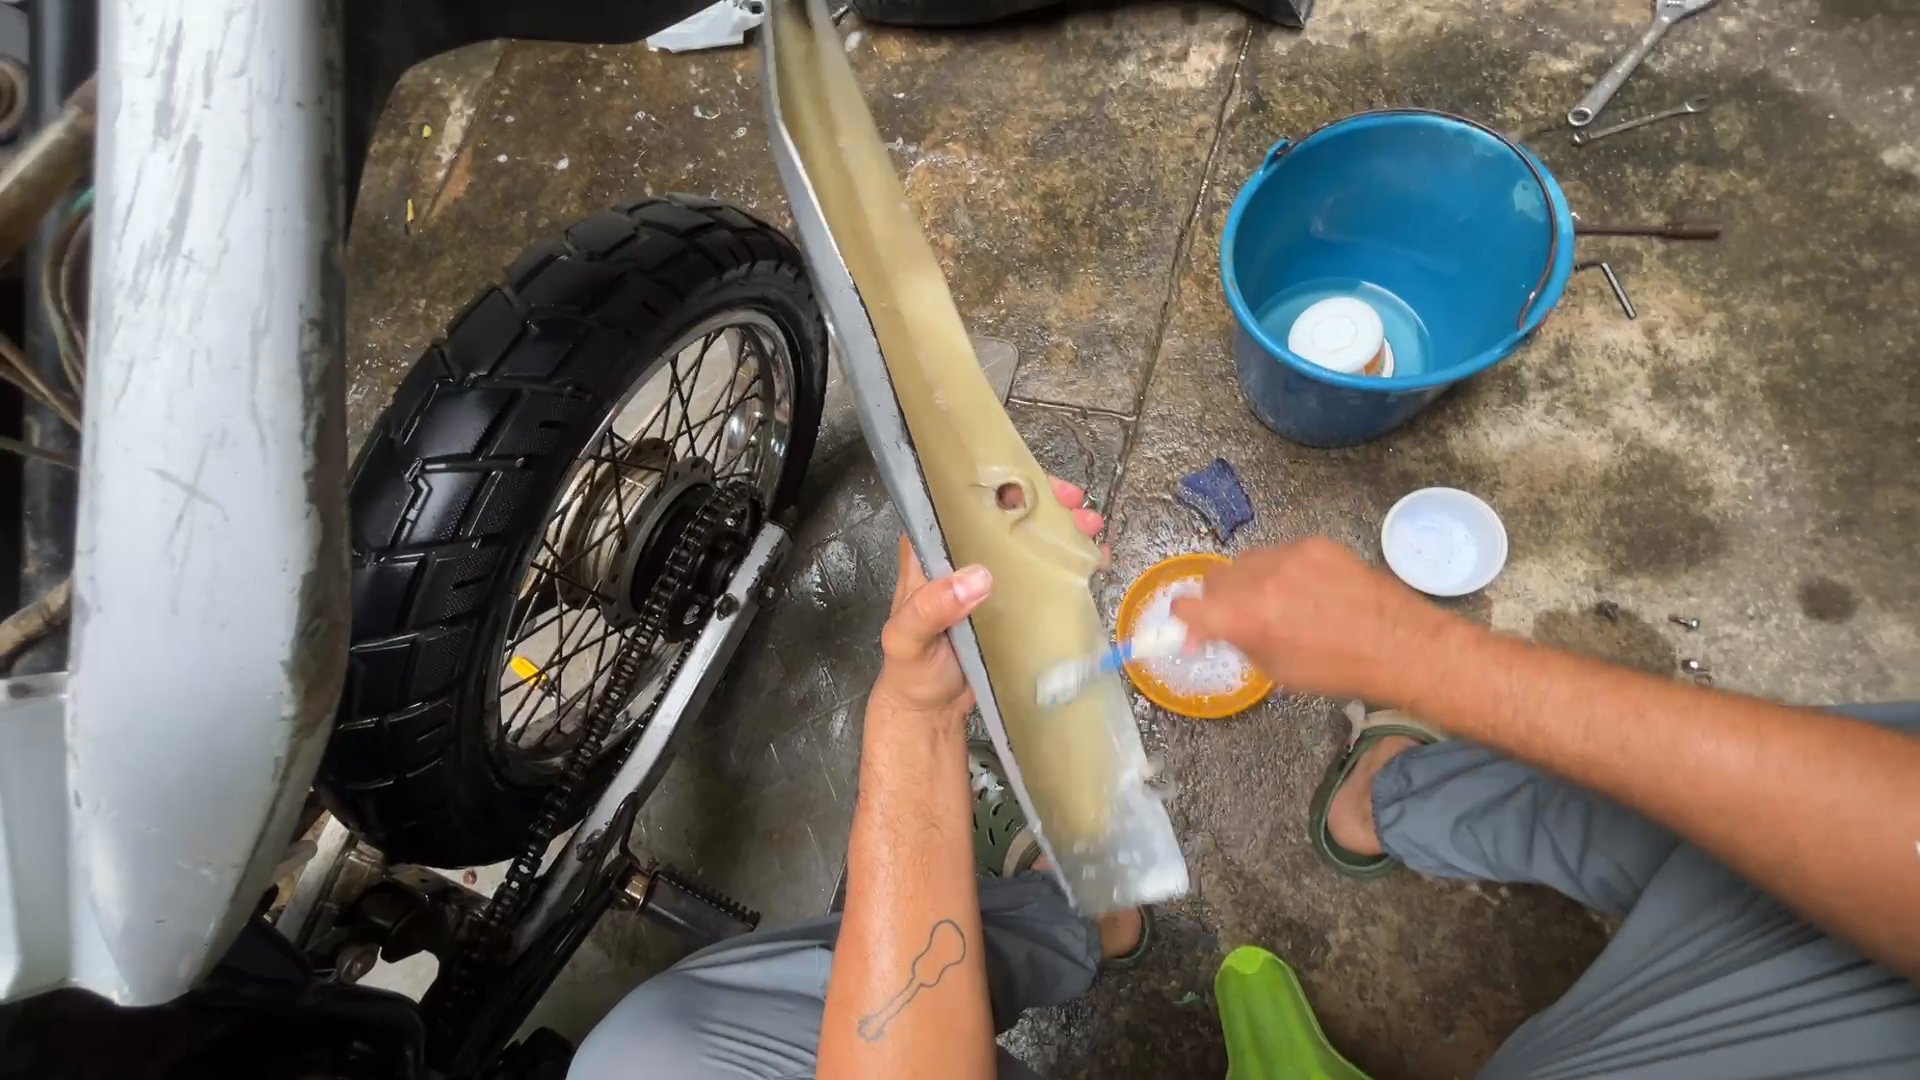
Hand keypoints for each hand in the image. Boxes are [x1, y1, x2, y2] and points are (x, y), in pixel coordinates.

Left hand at [871, 478, 1104, 719]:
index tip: (1030, 483)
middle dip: (1042, 502)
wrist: (930, 709)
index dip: (995, 484)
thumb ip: (933, 607)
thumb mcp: (909, 637)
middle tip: (1074, 504)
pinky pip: (1039, 574)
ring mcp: (987, 577)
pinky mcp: (1009, 601)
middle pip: (1002, 514)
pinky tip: (1090, 561)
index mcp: (930, 551)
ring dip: (1059, 530)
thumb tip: (978, 577)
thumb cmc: (910, 669)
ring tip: (1091, 528)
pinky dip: (1065, 565)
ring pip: (1025, 540)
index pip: (960, 502)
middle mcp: (959, 556)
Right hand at [1169, 537, 1458, 700]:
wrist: (1402, 646)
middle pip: (1213, 579)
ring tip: (1279, 602)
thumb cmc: (1338, 669)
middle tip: (1239, 617)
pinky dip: (1282, 570)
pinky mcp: (1314, 543)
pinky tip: (1308, 590)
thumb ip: (1237, 641)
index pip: (1186, 606)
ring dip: (1249, 581)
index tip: (1193, 626)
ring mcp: (1289, 556)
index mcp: (1247, 618)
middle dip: (1218, 600)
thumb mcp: (1275, 669)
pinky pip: (1279, 553)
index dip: (1184, 617)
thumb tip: (1214, 630)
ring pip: (1245, 562)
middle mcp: (1261, 580)